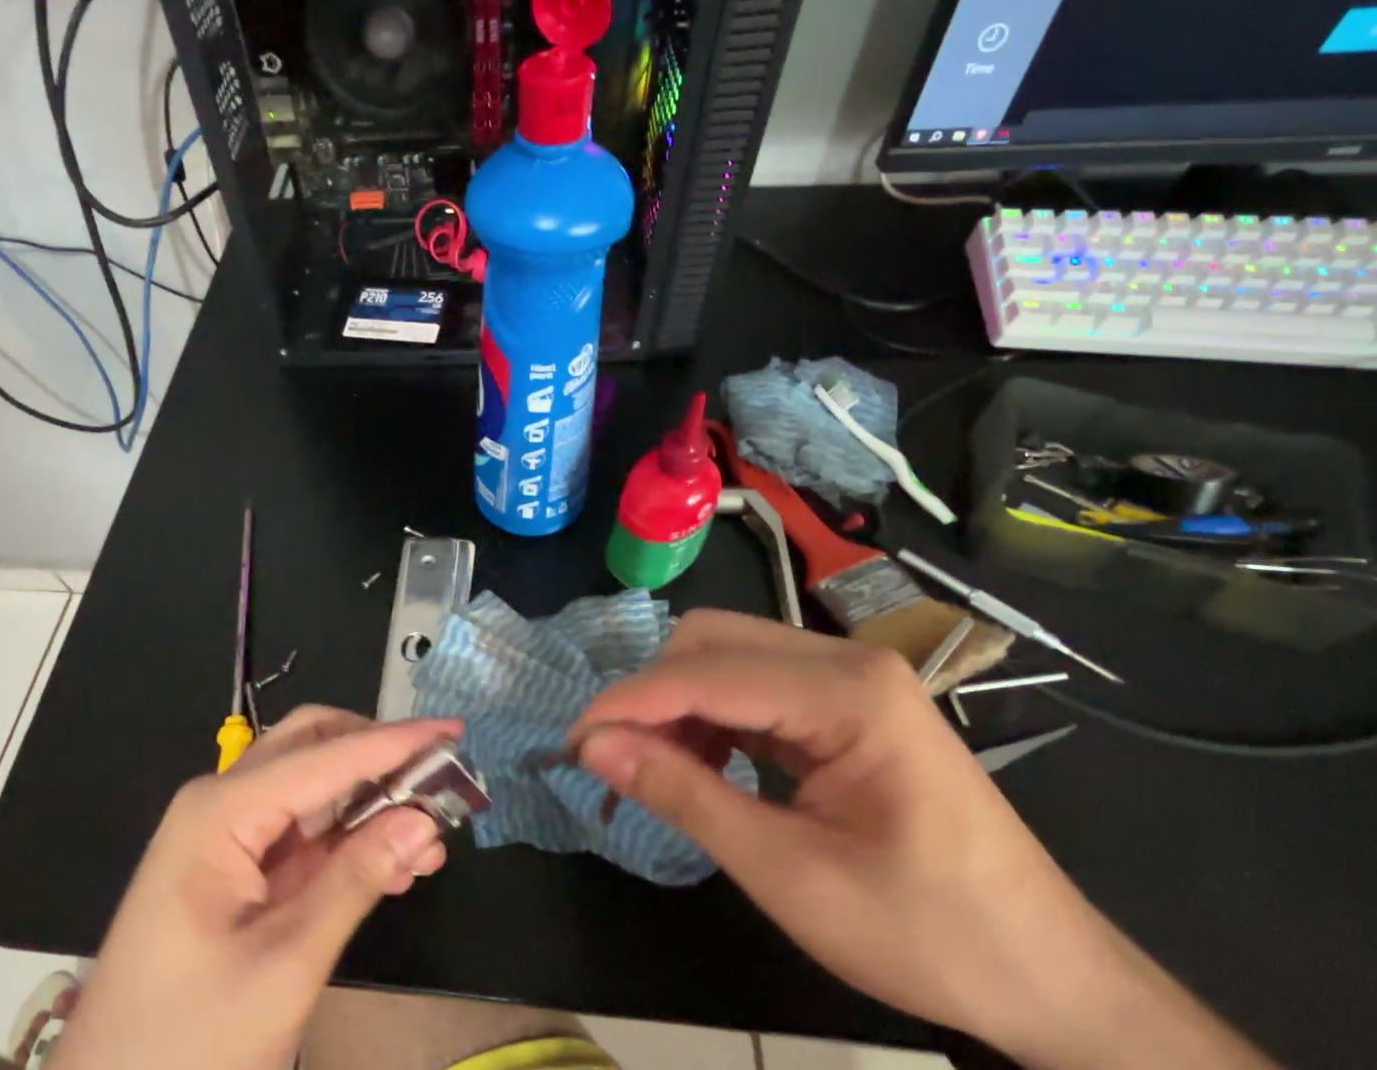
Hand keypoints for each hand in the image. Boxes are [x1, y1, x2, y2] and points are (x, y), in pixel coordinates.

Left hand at [54, 707, 462, 1069]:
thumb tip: (424, 820)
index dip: (395, 742)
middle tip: (442, 782)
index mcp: (221, 812)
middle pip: (312, 748)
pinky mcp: (234, 869)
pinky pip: (303, 832)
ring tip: (431, 838)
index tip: (455, 731)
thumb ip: (356, 881)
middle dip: (379, 757)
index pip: (325, 756)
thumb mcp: (285, 963)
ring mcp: (225, 836)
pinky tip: (394, 864)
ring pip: (313, 788)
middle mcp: (221, 804)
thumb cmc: (190, 1037)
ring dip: (372, 801)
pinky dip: (351, 838)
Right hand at [570, 610, 1271, 1069]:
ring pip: (730, 658)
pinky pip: (757, 688)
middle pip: (713, 642)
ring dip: (677, 706)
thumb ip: (685, 796)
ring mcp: (854, 681)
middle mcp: (850, 663)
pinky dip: (712, 719)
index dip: (628, 704)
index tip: (570, 746)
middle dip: (651, 695)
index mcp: (847, 693)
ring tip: (654, 772)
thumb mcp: (787, 873)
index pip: (704, 672)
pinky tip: (703, 767)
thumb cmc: (924, 932)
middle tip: (614, 762)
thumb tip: (594, 746)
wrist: (1045, 973)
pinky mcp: (851, 707)